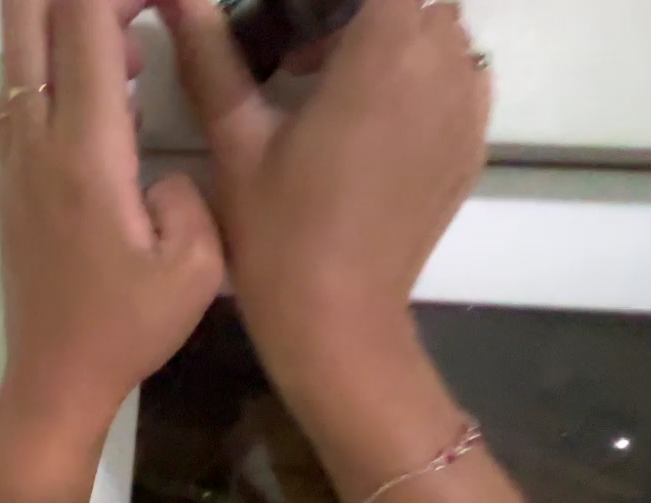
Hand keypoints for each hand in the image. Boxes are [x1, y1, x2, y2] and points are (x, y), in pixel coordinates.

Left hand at [0, 0, 224, 453]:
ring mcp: (13, 162)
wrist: (55, 380)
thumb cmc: (125, 331)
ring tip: (133, 66)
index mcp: (85, 151)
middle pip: (27, 12)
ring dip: (69, 31)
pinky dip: (54, 75)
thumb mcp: (196, 268)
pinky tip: (103, 110)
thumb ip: (191, 193)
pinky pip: (18, 99)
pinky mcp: (8, 186)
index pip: (85, 16)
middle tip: (142, 16)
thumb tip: (164, 170)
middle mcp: (35, 141)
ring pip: (18, 53)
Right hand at [159, 0, 489, 380]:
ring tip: (341, 100)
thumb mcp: (236, 149)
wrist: (337, 322)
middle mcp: (443, 64)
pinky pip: (462, 83)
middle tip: (304, 65)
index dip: (331, 1)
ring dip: (396, 45)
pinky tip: (376, 133)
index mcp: (384, 50)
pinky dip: (423, 85)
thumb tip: (180, 1)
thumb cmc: (278, 237)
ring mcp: (466, 110)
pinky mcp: (470, 150)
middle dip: (362, 16)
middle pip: (415, 0)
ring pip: (444, 36)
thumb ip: (213, 62)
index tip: (294, 32)